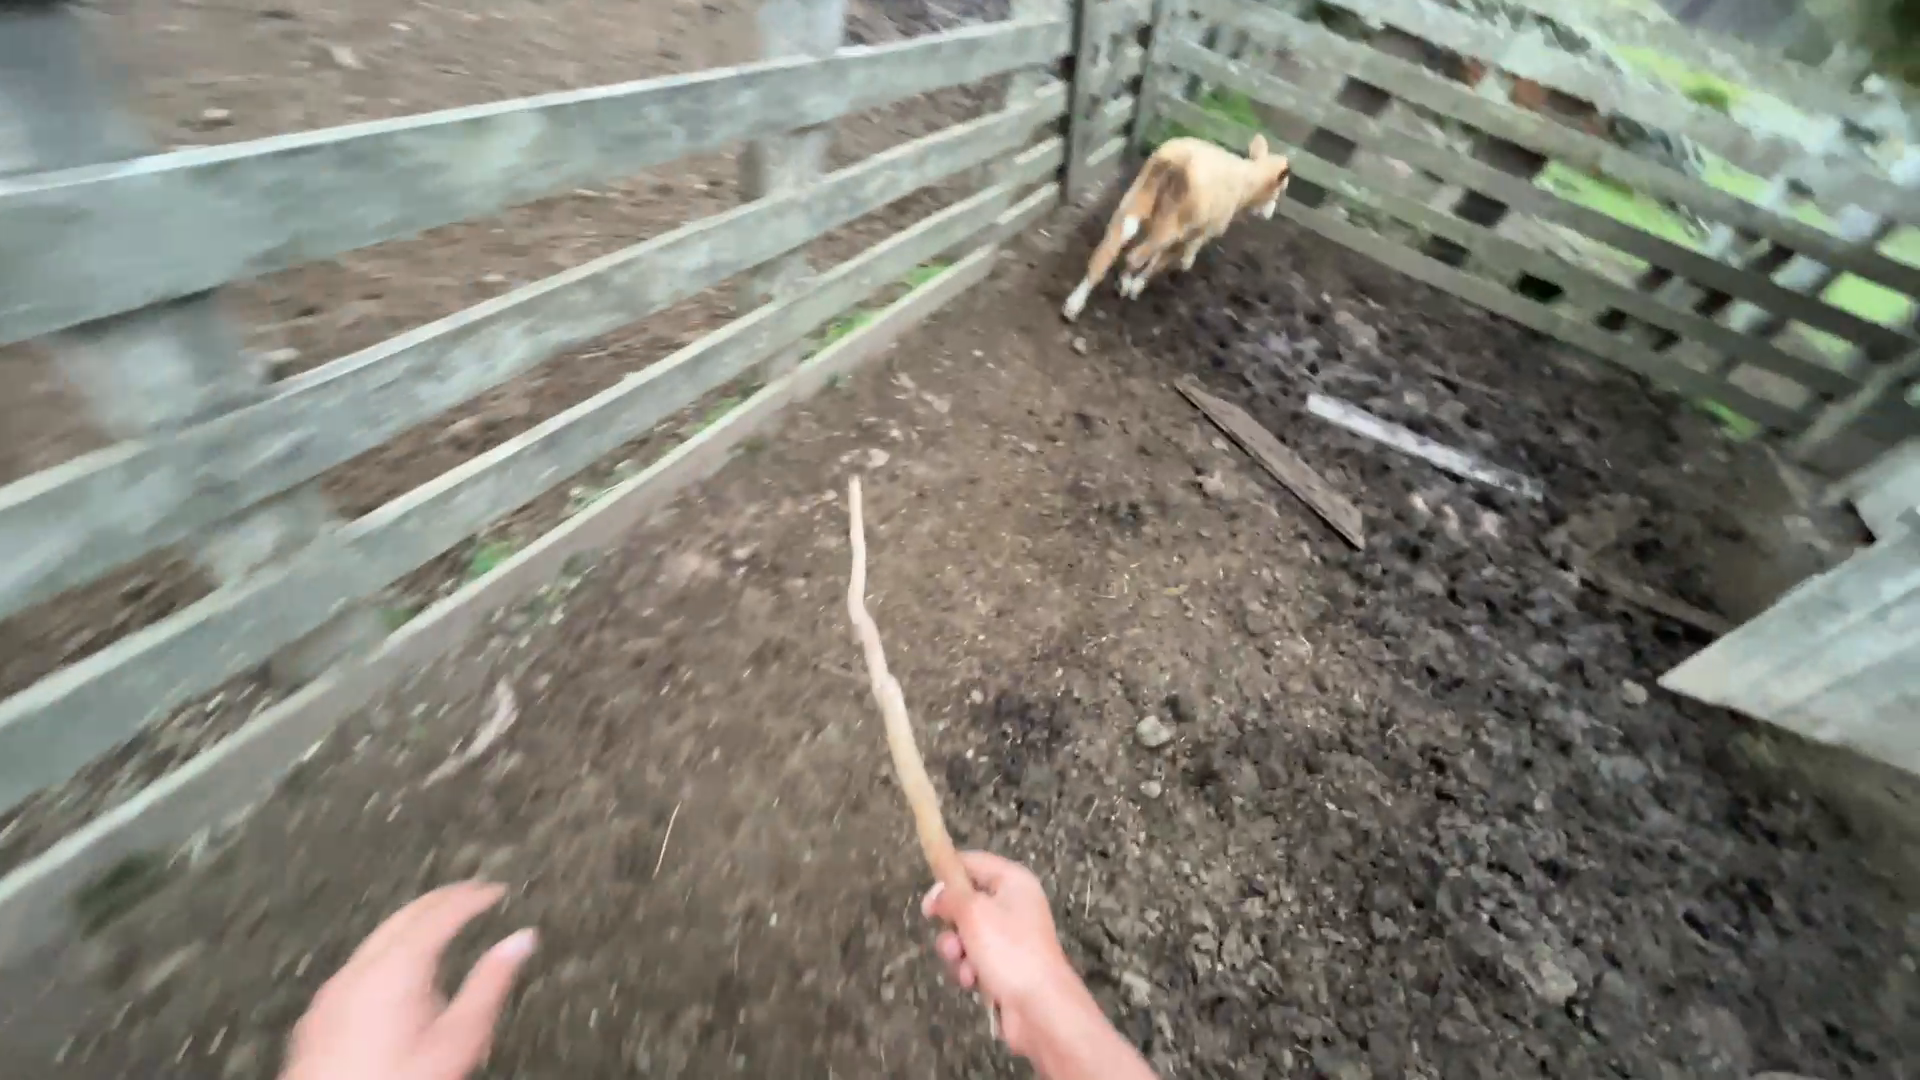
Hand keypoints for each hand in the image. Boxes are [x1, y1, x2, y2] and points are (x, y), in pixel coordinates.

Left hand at [281, 882, 536, 1079]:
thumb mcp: (459, 1038)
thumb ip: (492, 983)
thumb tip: (523, 938)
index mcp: (396, 969)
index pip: (441, 912)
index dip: (473, 896)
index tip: (498, 889)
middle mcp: (360, 971)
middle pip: (406, 915)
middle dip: (444, 898)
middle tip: (476, 891)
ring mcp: (334, 991)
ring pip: (381, 935)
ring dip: (417, 919)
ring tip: (447, 917)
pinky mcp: (320, 1012)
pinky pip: (363, 959)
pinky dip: (393, 943)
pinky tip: (405, 960)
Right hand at [920, 853, 1092, 1056]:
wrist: (1041, 1008)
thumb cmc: (1009, 951)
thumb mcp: (973, 913)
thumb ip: (950, 896)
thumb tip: (936, 894)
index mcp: (1013, 880)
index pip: (973, 862)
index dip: (947, 874)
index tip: (928, 898)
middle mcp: (1014, 903)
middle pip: (967, 901)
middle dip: (951, 923)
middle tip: (949, 937)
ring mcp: (1011, 936)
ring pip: (967, 933)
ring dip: (957, 950)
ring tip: (962, 963)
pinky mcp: (1006, 964)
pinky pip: (975, 957)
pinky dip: (969, 968)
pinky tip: (972, 981)